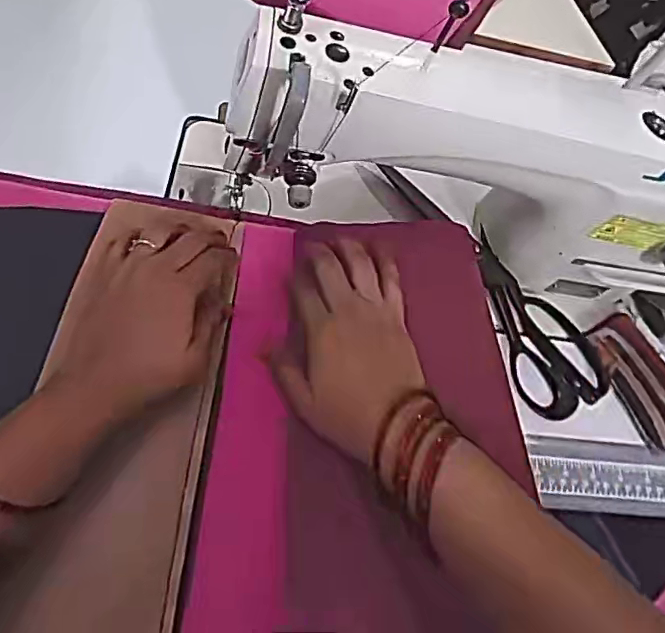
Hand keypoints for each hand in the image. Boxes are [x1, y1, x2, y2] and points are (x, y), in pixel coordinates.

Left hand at [46, 218, 237, 423]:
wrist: (93, 383)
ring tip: (187, 234)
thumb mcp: (193, 361)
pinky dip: (139, 233)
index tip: (231, 260)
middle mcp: (156, 268)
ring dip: (179, 229)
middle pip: (191, 237)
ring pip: (160, 230)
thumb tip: (219, 304)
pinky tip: (144, 239)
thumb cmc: (143, 376)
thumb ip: (211, 325)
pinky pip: (124, 238)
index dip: (227, 257)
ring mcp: (128, 265)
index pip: (213, 259)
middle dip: (211, 237)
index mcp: (181, 288)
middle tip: (218, 243)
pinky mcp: (105, 270)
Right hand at [268, 238, 426, 462]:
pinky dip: (385, 260)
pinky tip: (379, 250)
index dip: (293, 278)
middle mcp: (347, 310)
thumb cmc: (349, 416)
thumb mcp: (305, 402)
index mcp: (321, 330)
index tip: (289, 275)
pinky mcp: (397, 313)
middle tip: (311, 248)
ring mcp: (375, 309)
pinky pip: (391, 278)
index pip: (303, 291)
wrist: (398, 425)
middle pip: (329, 268)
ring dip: (348, 247)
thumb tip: (266, 347)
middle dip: (317, 252)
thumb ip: (283, 370)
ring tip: (340, 240)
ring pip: (360, 264)